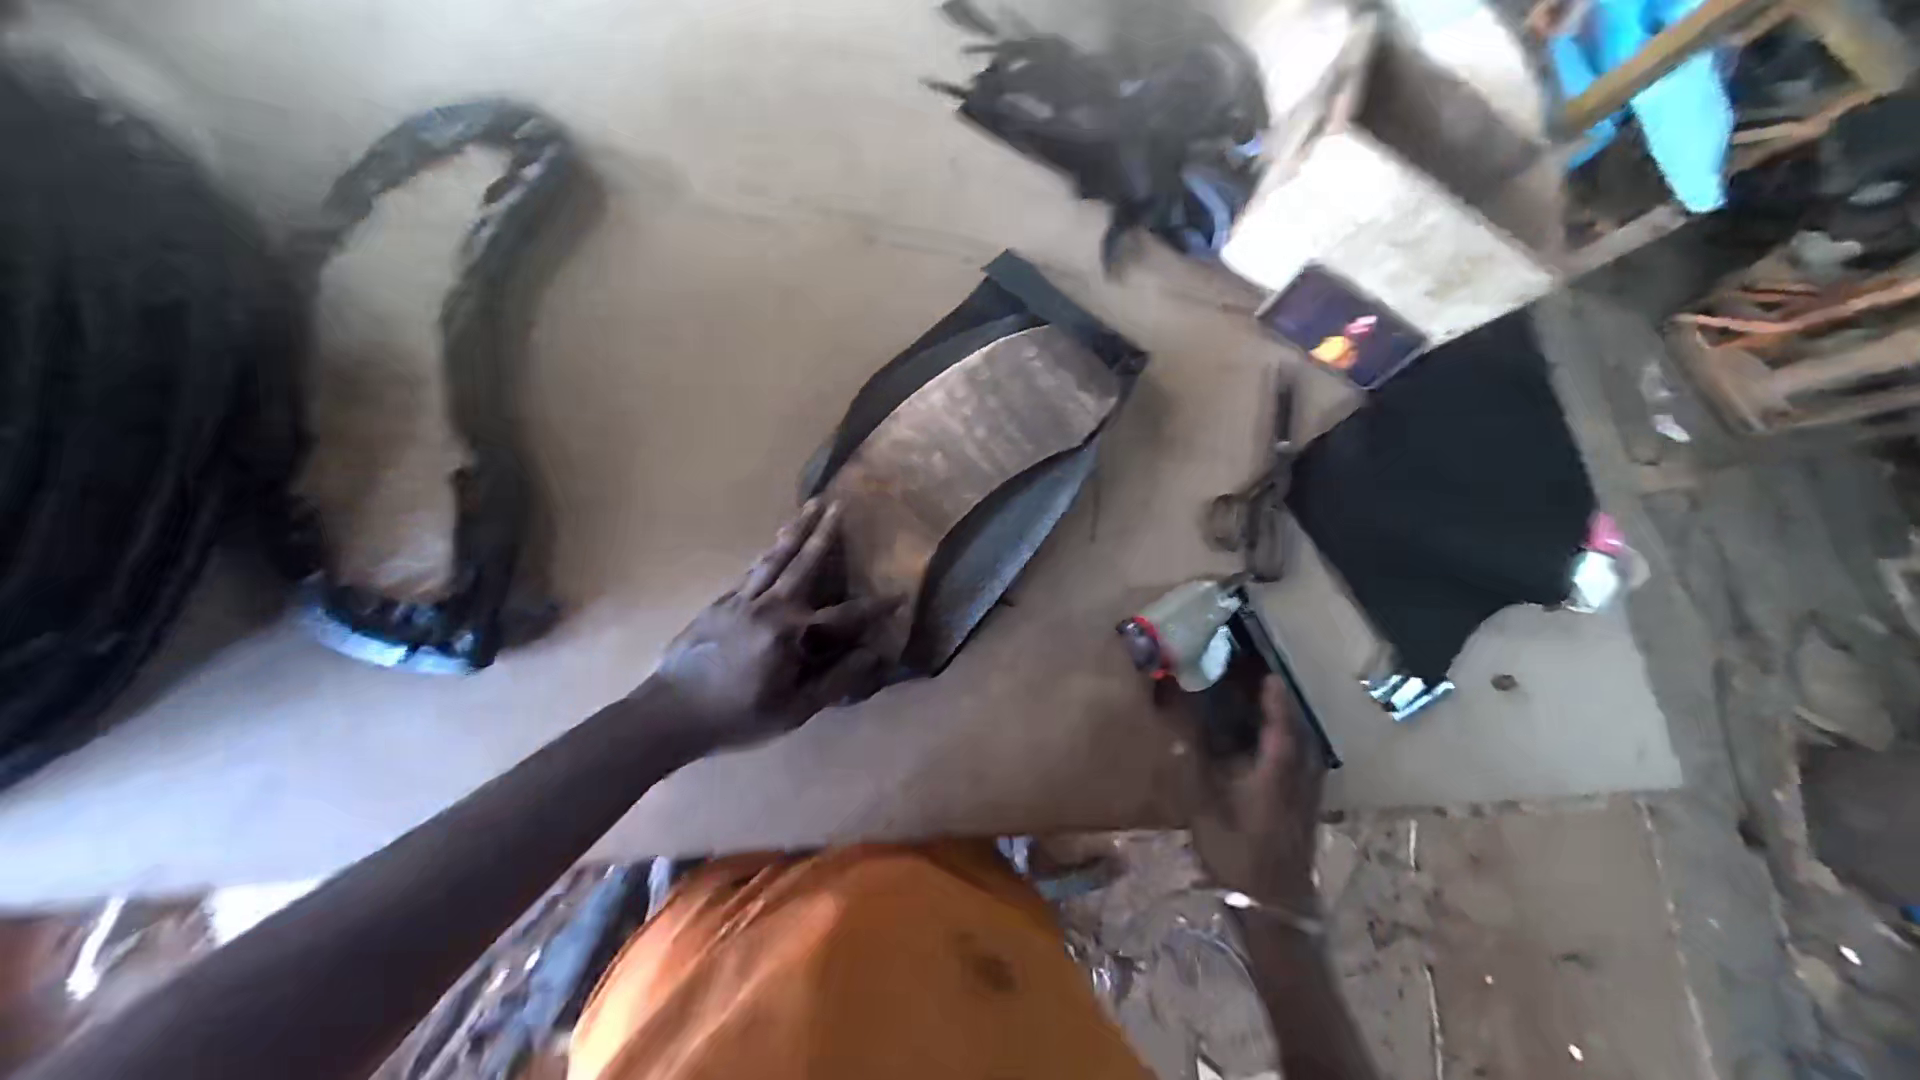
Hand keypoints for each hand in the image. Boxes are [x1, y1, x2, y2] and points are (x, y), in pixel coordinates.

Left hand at [639, 500, 897, 748]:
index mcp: (790, 633)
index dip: (875, 607)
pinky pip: (751, 571)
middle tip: (838, 505)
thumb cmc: (737, 717)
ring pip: (774, 558)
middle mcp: (768, 607)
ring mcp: (741, 600)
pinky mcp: (720, 602)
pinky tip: (775, 544)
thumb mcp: (792, 710)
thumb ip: (833, 680)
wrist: (669, 713)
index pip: (845, 616)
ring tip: (810, 506)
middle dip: (824, 534)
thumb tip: (870, 654)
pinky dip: (768, 553)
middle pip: (803, 563)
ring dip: (795, 531)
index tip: (900, 595)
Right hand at [1181, 675, 1326, 907]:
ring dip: (1291, 727)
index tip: (1269, 676)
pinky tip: (1277, 750)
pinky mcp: (1305, 811)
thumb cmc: (1239, 858)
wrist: (1276, 908)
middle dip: (1285, 708)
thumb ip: (1194, 771)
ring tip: (1272, 710)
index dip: (1275, 703)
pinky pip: (1304, 766)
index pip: (1281, 731)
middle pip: (1299, 737)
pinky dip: (1293, 747)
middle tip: (1266, 685)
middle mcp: (1297, 783)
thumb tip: (1176, 735)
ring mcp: (1305, 799)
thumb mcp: (1207, 813)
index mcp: (1275, 779)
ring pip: (1305, 752)